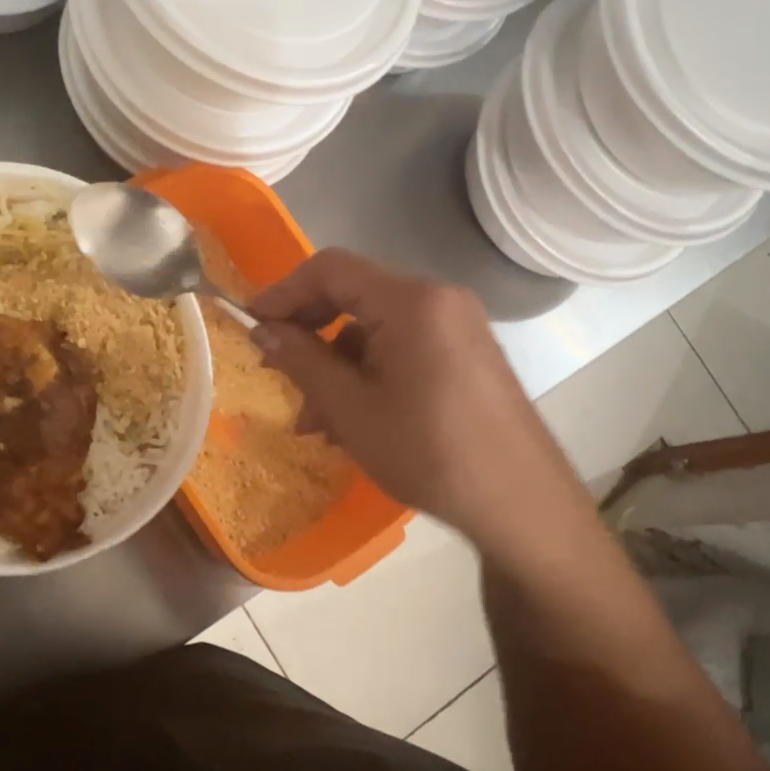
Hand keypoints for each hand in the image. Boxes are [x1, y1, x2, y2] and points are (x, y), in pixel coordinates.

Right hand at [249, 249, 582, 549]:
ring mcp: (458, 327)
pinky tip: (352, 422)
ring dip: (335, 367)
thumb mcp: (351, 408)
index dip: (283, 292)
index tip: (250, 327)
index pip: (330, 269)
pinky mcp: (467, 355)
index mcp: (411, 302)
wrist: (518, 501)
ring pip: (374, 330)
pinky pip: (402, 349)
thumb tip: (264, 331)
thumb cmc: (427, 452)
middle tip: (277, 376)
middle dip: (309, 336)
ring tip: (314, 422)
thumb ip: (302, 361)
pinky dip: (368, 376)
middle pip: (353, 297)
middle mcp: (439, 300)